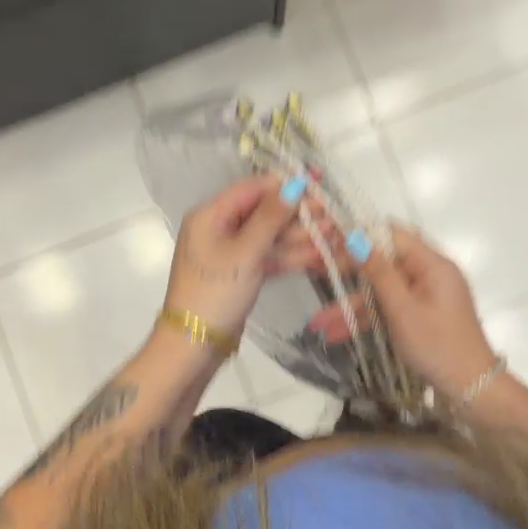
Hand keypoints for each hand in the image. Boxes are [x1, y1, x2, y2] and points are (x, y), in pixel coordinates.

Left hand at [162, 174, 331, 344]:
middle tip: (332, 216)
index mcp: (210, 215)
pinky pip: (266, 257)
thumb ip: (271, 217)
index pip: (252, 189)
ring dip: (298, 237)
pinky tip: (317, 257)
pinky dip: (288, 257)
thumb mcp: (245, 252)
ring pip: (268, 236)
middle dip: (297, 214)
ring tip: (333, 236)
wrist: (194, 345)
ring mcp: (228, 252)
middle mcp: (217, 228)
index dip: (286, 185)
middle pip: (263, 212)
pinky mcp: (238, 274)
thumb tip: (294, 184)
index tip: (318, 183)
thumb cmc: (216, 292)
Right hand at [307, 225, 498, 398]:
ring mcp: (424, 296)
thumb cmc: (437, 345)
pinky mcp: (420, 316)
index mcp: (432, 264)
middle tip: (315, 275)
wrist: (471, 388)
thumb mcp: (402, 309)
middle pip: (383, 263)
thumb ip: (378, 273)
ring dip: (351, 305)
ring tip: (318, 322)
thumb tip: (356, 237)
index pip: (393, 235)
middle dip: (348, 274)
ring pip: (381, 291)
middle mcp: (429, 274)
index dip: (361, 236)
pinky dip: (366, 320)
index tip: (329, 242)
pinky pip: (388, 309)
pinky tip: (337, 333)